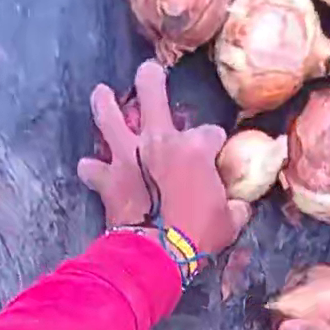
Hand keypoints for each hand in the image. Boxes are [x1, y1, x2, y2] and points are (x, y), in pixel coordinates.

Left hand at [78, 61, 251, 254]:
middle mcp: (158, 140)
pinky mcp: (108, 180)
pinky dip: (92, 169)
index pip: (210, 133)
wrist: (159, 256)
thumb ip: (234, 206)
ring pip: (108, 115)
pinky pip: (91, 168)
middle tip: (149, 73)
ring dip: (104, 104)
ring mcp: (128, 156)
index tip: (214, 157)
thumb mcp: (229, 221)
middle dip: (151, 78)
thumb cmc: (198, 237)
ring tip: (102, 95)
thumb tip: (239, 205)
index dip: (213, 144)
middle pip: (151, 89)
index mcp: (195, 148)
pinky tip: (92, 170)